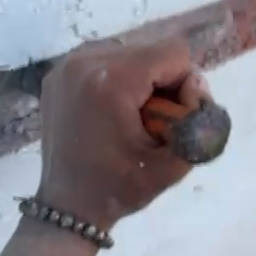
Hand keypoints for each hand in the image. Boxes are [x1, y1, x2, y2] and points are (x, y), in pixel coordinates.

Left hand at [35, 40, 204, 230]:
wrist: (69, 206)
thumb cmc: (121, 188)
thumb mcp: (173, 163)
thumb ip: (198, 119)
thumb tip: (194, 84)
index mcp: (113, 81)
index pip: (174, 53)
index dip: (186, 86)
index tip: (173, 118)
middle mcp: (86, 61)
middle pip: (151, 50)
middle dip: (163, 84)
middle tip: (154, 123)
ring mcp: (67, 65)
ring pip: (129, 53)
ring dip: (141, 81)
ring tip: (132, 118)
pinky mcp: (58, 73)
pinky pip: (104, 60)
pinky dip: (118, 81)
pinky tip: (112, 112)